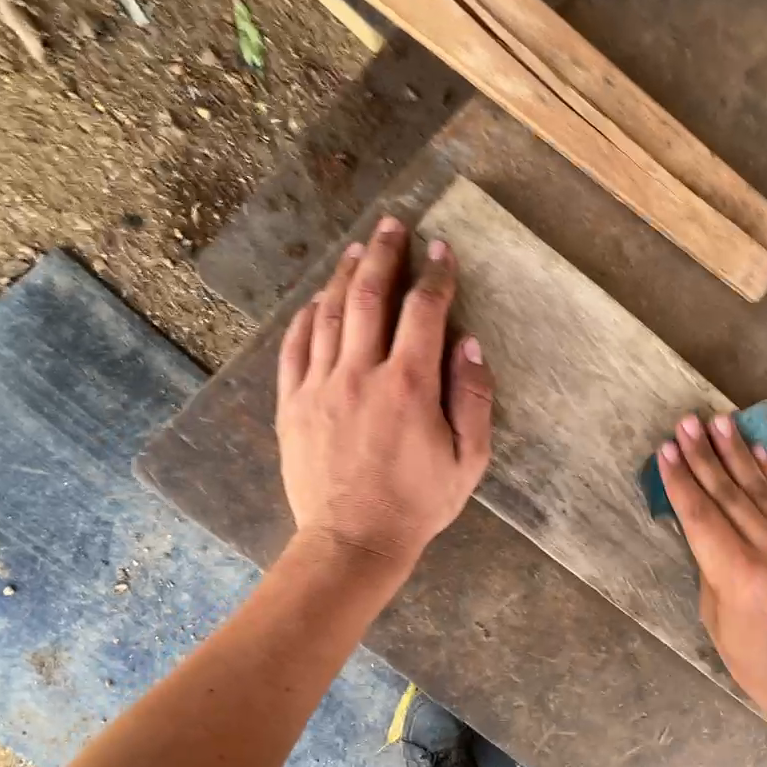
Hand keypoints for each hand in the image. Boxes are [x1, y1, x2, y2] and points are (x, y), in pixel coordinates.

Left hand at [275, 216, 494, 570]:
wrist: (352, 542)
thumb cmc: (418, 503)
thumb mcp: (469, 460)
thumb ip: (473, 398)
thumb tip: (467, 342)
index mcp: (409, 386)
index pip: (423, 312)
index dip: (436, 275)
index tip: (442, 249)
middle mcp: (360, 374)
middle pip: (370, 296)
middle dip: (384, 254)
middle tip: (392, 224)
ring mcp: (320, 386)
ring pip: (330, 313)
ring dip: (345, 275)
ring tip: (357, 248)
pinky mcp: (292, 403)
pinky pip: (296, 346)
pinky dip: (308, 315)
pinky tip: (319, 299)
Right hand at [656, 414, 766, 722]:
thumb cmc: (754, 662)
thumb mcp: (716, 618)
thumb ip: (709, 566)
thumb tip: (701, 524)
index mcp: (738, 574)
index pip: (700, 515)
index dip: (680, 481)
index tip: (666, 450)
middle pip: (728, 493)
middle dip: (703, 455)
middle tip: (686, 422)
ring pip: (759, 489)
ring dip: (736, 452)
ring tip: (718, 421)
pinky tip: (756, 449)